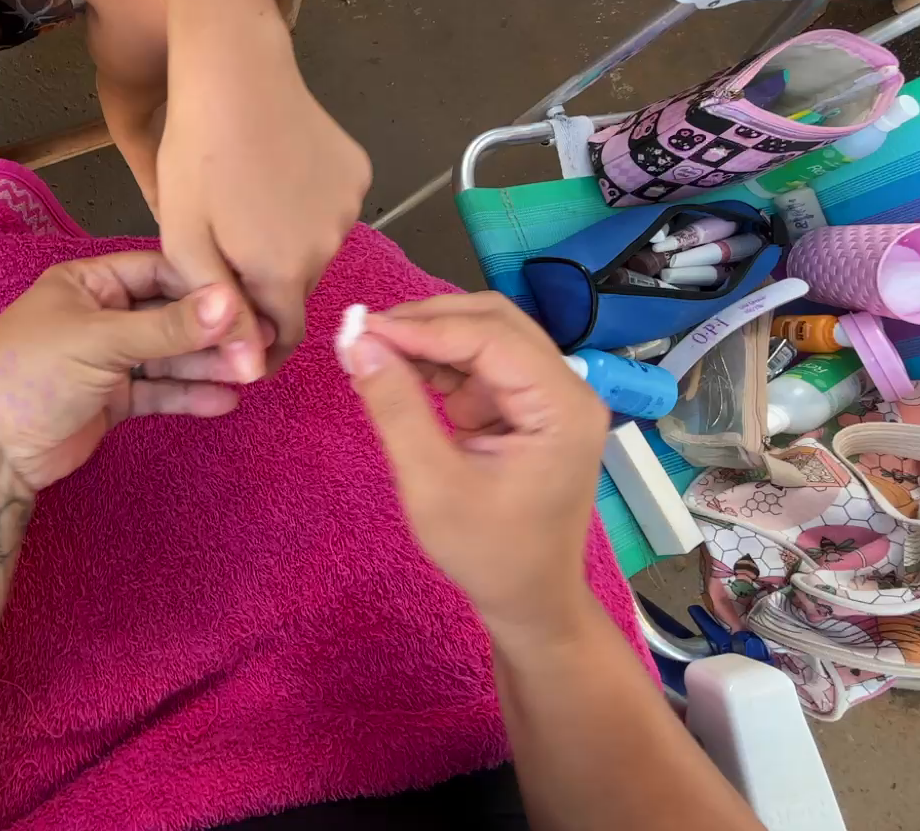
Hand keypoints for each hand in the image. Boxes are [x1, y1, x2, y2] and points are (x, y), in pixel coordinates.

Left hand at [0, 252, 258, 495]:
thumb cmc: (32, 373)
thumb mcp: (99, 341)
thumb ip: (167, 326)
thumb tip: (232, 302)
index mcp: (88, 282)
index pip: (159, 272)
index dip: (204, 289)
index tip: (249, 306)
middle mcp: (102, 314)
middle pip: (169, 316)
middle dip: (212, 332)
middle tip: (259, 347)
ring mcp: (108, 359)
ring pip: (168, 356)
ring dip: (206, 365)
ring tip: (249, 376)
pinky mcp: (112, 399)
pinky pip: (158, 391)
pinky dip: (187, 395)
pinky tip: (223, 401)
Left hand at [158, 21, 369, 378]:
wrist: (235, 72)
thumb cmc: (196, 157)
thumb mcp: (186, 240)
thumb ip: (219, 309)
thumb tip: (254, 371)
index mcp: (284, 272)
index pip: (282, 335)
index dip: (260, 345)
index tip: (238, 339)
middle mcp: (329, 248)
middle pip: (296, 291)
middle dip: (265, 288)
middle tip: (226, 252)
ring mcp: (350, 206)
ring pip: (314, 250)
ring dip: (286, 247)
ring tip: (247, 209)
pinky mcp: (359, 171)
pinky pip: (330, 210)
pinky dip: (306, 210)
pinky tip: (277, 178)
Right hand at [341, 293, 609, 651]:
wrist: (527, 598)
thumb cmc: (488, 552)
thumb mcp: (432, 485)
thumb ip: (397, 409)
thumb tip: (358, 343)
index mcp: (561, 406)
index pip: (491, 338)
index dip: (423, 327)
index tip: (361, 330)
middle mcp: (561, 388)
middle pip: (492, 322)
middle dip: (425, 321)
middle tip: (365, 334)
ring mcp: (541, 394)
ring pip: (480, 335)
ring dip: (425, 337)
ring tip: (370, 349)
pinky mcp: (517, 405)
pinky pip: (471, 363)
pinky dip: (430, 361)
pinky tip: (393, 369)